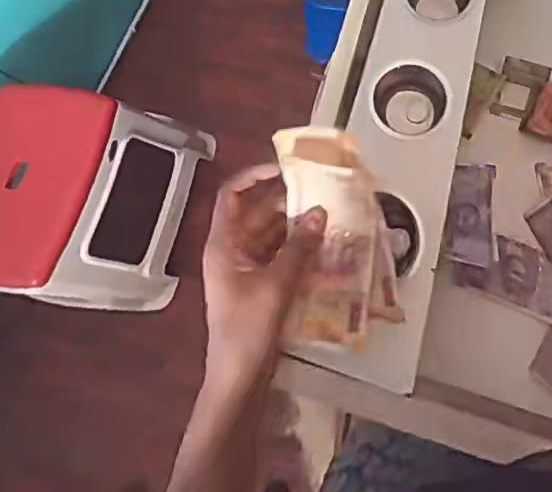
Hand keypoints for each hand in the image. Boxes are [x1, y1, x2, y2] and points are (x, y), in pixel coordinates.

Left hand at [201, 164, 323, 385]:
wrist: (238, 384)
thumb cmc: (246, 333)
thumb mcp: (275, 285)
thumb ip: (299, 247)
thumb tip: (319, 213)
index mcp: (223, 244)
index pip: (232, 195)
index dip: (254, 175)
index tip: (284, 168)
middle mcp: (232, 251)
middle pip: (258, 212)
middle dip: (288, 201)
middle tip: (320, 191)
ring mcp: (247, 269)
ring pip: (273, 233)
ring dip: (297, 225)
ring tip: (328, 215)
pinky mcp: (261, 285)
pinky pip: (280, 254)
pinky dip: (299, 247)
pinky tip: (323, 244)